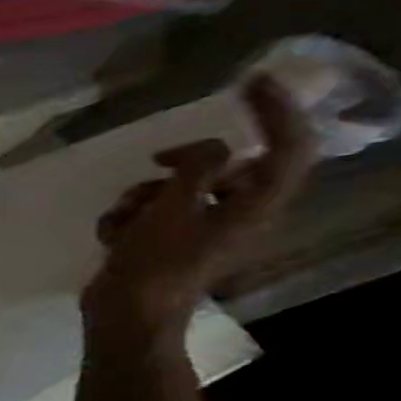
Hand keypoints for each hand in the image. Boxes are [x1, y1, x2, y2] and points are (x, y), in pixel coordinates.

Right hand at [83, 75, 316, 337]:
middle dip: (178, 167)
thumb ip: (198, 167)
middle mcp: (236, 215)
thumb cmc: (155, 264)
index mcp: (255, 205)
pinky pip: (150, 215)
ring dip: (142, 196)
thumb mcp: (174, 207)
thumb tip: (209, 150)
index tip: (248, 83)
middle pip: (220, 168)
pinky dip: (128, 218)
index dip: (275, 109)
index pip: (287, 144)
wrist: (126, 317)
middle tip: (155, 161)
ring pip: (176, 190)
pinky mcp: (164, 246)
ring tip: (121, 218)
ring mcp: (198, 232)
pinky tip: (113, 236)